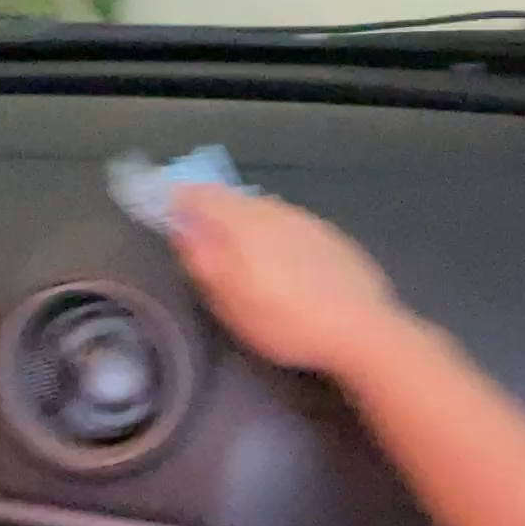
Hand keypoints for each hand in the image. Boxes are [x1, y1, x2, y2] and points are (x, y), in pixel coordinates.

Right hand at [168, 185, 403, 373]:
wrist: (361, 330)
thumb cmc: (284, 322)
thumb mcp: (229, 302)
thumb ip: (202, 260)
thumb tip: (180, 227)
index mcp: (244, 224)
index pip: (201, 196)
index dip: (179, 197)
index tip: (164, 205)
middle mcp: (274, 212)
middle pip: (233, 198)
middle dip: (210, 207)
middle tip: (196, 226)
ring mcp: (306, 221)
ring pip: (263, 209)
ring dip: (242, 218)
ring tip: (235, 241)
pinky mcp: (330, 236)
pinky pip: (288, 222)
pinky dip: (272, 229)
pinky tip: (277, 255)